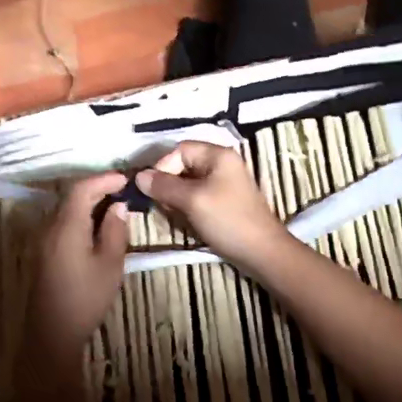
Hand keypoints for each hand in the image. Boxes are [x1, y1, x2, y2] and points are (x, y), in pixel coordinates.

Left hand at [27, 172, 128, 357]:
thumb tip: (118, 206)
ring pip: (66, 210)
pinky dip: (82, 217)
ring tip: (115, 207)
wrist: (53, 331)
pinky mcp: (43, 252)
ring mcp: (43, 239)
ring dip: (89, 203)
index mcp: (66, 226)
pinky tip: (98, 227)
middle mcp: (49, 227)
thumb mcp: (110, 264)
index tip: (127, 179)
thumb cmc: (86, 298)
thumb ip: (114, 231)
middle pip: (71, 196)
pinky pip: (63, 224)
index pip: (82, 189)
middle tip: (124, 191)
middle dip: (97, 188)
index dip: (104, 179)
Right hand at [136, 142, 291, 270]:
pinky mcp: (226, 203)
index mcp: (219, 155)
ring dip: (177, 200)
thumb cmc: (228, 221)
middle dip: (169, 185)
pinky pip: (199, 199)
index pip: (180, 150)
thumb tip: (140, 176)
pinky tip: (188, 223)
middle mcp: (223, 165)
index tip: (154, 191)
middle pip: (184, 166)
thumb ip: (164, 186)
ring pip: (189, 185)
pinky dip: (189, 208)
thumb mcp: (193, 201)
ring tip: (176, 217)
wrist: (262, 252)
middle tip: (165, 207)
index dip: (163, 167)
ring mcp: (226, 185)